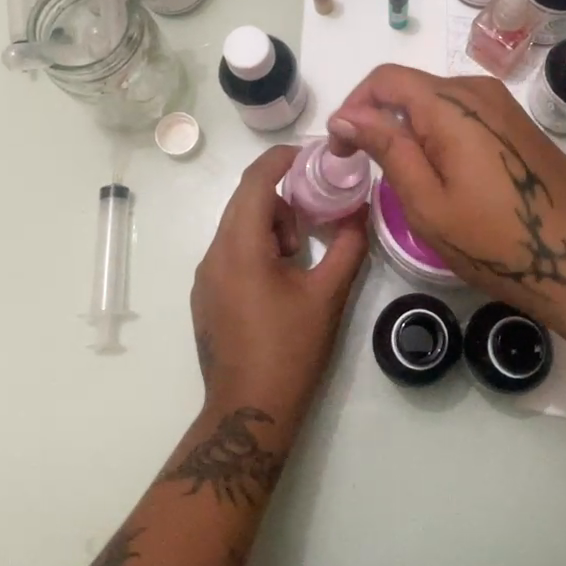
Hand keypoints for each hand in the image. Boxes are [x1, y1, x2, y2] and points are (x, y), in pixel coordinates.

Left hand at [191, 145, 368, 419]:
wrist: (249, 412)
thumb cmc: (291, 350)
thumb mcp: (328, 295)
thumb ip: (348, 245)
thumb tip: (361, 210)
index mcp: (240, 248)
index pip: (255, 181)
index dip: (282, 158)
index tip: (313, 153)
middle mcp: (214, 255)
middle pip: (245, 201)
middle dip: (283, 195)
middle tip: (319, 206)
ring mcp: (205, 278)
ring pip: (237, 227)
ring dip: (271, 224)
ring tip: (301, 253)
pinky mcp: (206, 297)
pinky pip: (230, 252)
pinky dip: (257, 246)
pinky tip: (281, 277)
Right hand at [325, 66, 565, 308]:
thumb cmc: (498, 241)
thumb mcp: (429, 203)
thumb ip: (388, 149)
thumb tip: (347, 115)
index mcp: (451, 105)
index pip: (384, 80)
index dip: (353, 107)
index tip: (340, 151)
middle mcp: (478, 92)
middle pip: (412, 87)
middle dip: (379, 119)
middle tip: (366, 169)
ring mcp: (505, 107)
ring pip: (438, 102)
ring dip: (410, 129)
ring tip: (405, 179)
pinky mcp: (519, 126)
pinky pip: (465, 115)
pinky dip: (440, 135)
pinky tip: (444, 177)